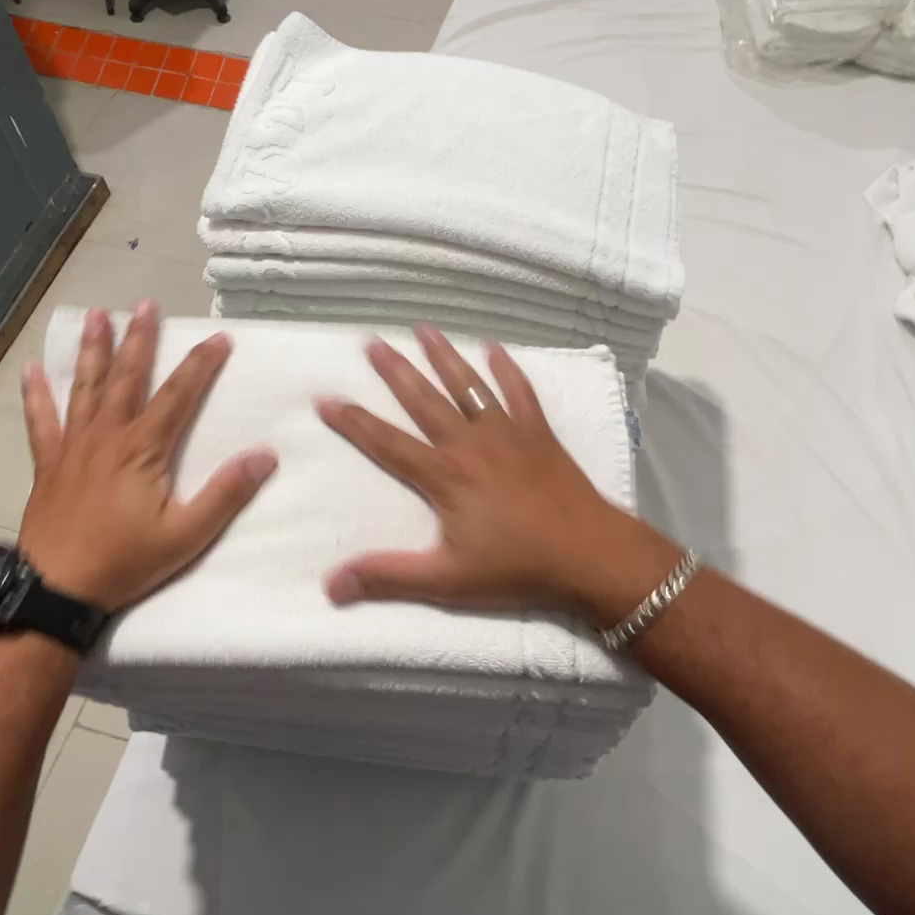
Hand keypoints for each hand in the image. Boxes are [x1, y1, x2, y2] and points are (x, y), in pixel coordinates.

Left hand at [18, 303, 276, 610]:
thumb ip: (226, 493)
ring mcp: (72, 447)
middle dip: (140, 339)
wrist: (56, 588)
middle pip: (126, 378)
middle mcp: (106, 437)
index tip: (219, 338)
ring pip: (85, 388)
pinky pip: (41, 421)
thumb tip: (265, 455)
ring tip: (96, 316)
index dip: (200, 365)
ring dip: (93, 351)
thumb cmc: (126, 561)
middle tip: (146, 305)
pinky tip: (31, 370)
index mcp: (142, 450)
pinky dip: (37, 395)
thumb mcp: (188, 534)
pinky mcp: (48, 465)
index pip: (177, 396)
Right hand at [316, 325, 674, 625]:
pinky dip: (507, 368)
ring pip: (469, 385)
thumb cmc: (516, 567)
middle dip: (395, 370)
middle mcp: (470, 444)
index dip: (354, 422)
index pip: (387, 443)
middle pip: (424, 399)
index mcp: (444, 476)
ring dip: (444, 356)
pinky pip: (519, 392)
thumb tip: (330, 585)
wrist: (588, 552)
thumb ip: (388, 578)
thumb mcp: (446, 580)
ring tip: (424, 328)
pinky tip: (494, 348)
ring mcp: (507, 433)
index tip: (325, 399)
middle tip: (373, 342)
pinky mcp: (538, 433)